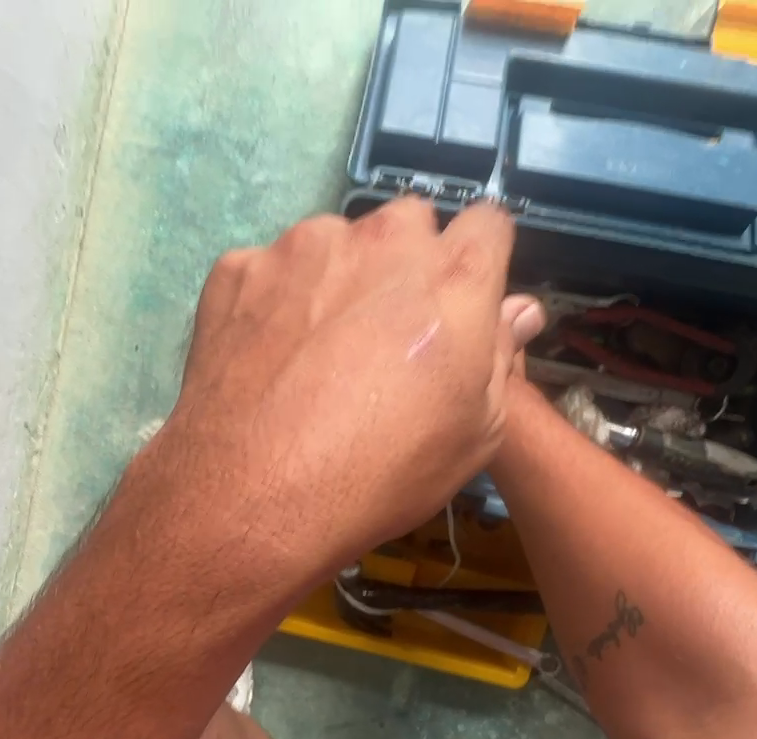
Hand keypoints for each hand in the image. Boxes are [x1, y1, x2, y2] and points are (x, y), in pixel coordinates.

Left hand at [140, 197, 546, 582]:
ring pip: (332, 244)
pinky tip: (264, 358)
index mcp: (452, 276)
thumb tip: (519, 311)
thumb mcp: (474, 436)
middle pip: (407, 224)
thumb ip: (499, 357)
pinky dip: (272, 302)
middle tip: (382, 333)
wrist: (254, 496)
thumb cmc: (380, 475)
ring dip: (334, 279)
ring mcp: (299, 249)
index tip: (457, 304)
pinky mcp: (237, 270)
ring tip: (312, 353)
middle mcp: (378, 241)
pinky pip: (268, 273)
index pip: (487, 223)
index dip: (476, 262)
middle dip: (404, 264)